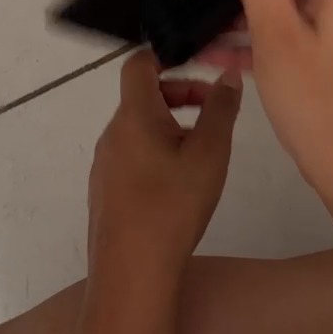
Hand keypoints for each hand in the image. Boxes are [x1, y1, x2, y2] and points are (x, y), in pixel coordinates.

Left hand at [86, 50, 241, 276]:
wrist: (132, 276)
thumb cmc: (173, 205)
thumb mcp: (210, 152)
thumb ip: (221, 108)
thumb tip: (228, 75)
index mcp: (133, 116)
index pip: (139, 64)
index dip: (167, 56)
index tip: (200, 65)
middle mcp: (112, 134)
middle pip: (143, 96)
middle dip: (181, 95)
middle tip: (214, 111)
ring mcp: (104, 165)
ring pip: (140, 128)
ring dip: (172, 126)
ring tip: (204, 151)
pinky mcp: (105, 192)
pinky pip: (132, 155)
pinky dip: (159, 152)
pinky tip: (181, 183)